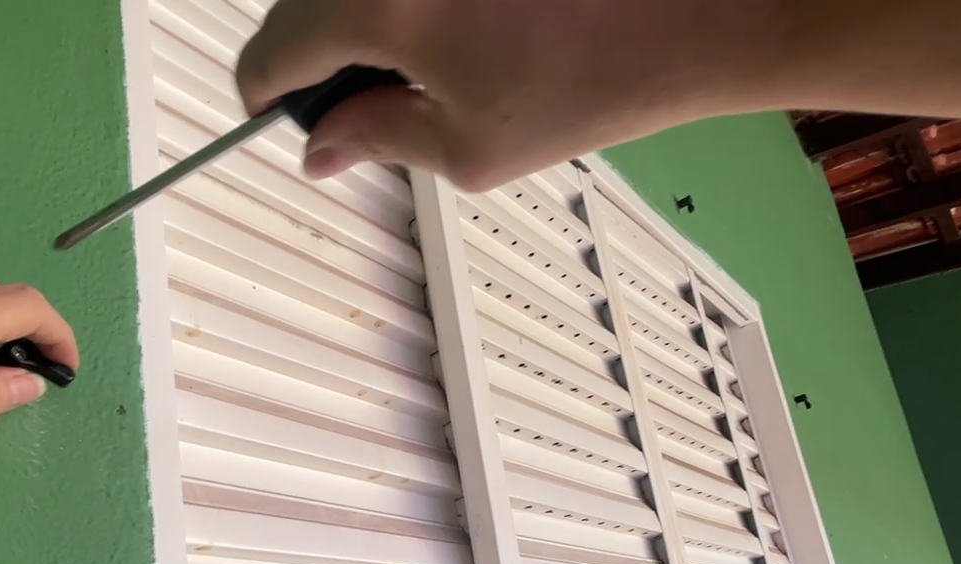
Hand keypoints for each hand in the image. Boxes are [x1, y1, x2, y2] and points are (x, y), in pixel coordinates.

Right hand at [235, 0, 756, 189]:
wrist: (696, 4)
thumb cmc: (583, 87)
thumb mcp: (465, 147)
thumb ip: (374, 140)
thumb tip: (317, 152)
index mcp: (379, 3)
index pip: (272, 49)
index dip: (264, 95)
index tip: (275, 116)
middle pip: (305, 2)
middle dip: (319, 58)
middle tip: (365, 103)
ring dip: (359, 23)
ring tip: (423, 63)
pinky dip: (403, 4)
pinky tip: (453, 25)